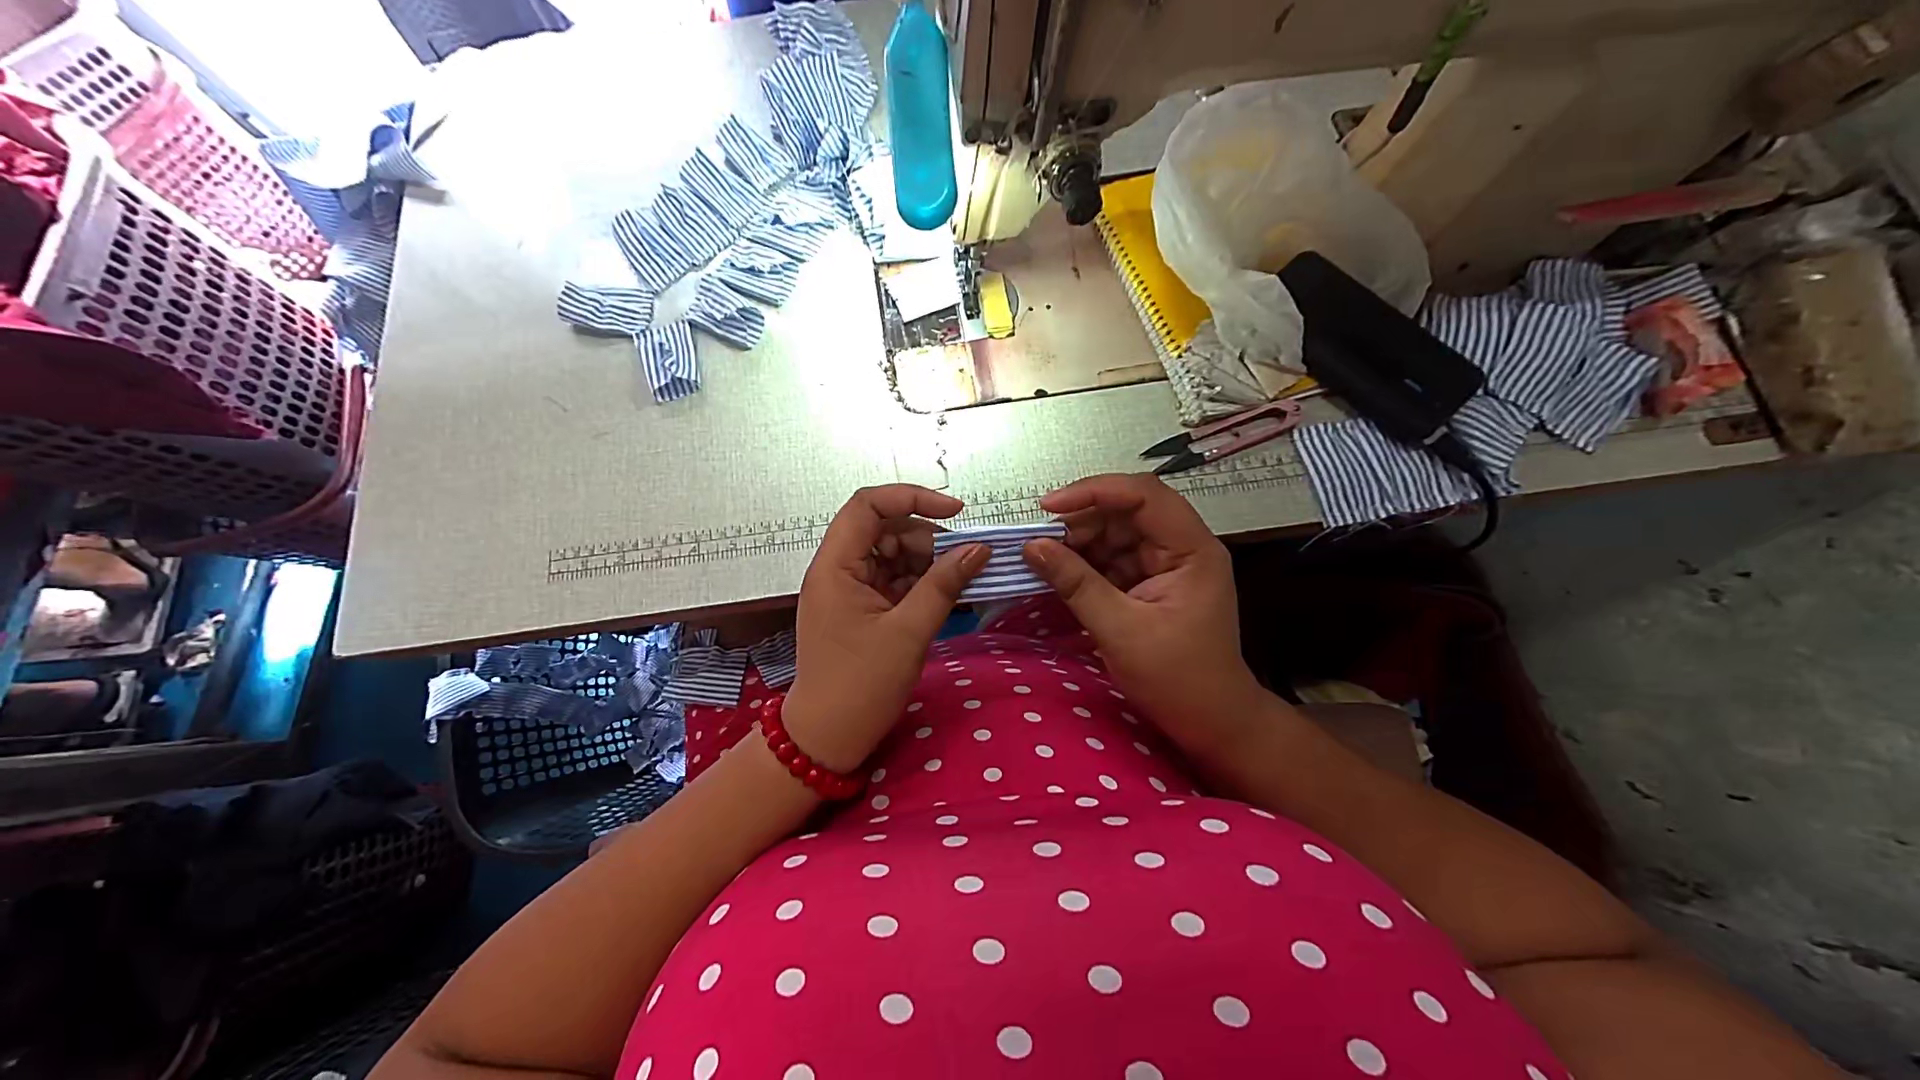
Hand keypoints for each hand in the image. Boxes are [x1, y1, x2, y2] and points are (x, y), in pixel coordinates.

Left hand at [783, 485, 988, 771]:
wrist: (827, 739)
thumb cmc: (860, 686)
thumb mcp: (908, 633)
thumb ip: (944, 585)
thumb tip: (978, 549)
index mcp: (836, 566)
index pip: (868, 505)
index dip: (912, 497)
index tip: (956, 511)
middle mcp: (838, 570)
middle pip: (886, 530)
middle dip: (928, 539)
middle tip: (965, 562)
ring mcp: (849, 590)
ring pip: (894, 555)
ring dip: (929, 563)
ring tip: (961, 582)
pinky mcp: (862, 609)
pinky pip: (895, 581)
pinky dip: (922, 585)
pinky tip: (948, 596)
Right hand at [1021, 473, 1264, 755]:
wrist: (1210, 722)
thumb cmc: (1177, 679)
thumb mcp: (1120, 630)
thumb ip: (1075, 583)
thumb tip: (1032, 547)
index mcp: (1192, 549)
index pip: (1144, 495)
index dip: (1094, 491)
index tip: (1048, 506)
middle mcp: (1182, 546)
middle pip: (1127, 511)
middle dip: (1081, 522)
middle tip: (1040, 543)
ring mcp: (1167, 564)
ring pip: (1116, 533)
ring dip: (1079, 543)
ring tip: (1045, 560)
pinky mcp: (1151, 581)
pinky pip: (1113, 558)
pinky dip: (1085, 564)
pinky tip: (1060, 574)